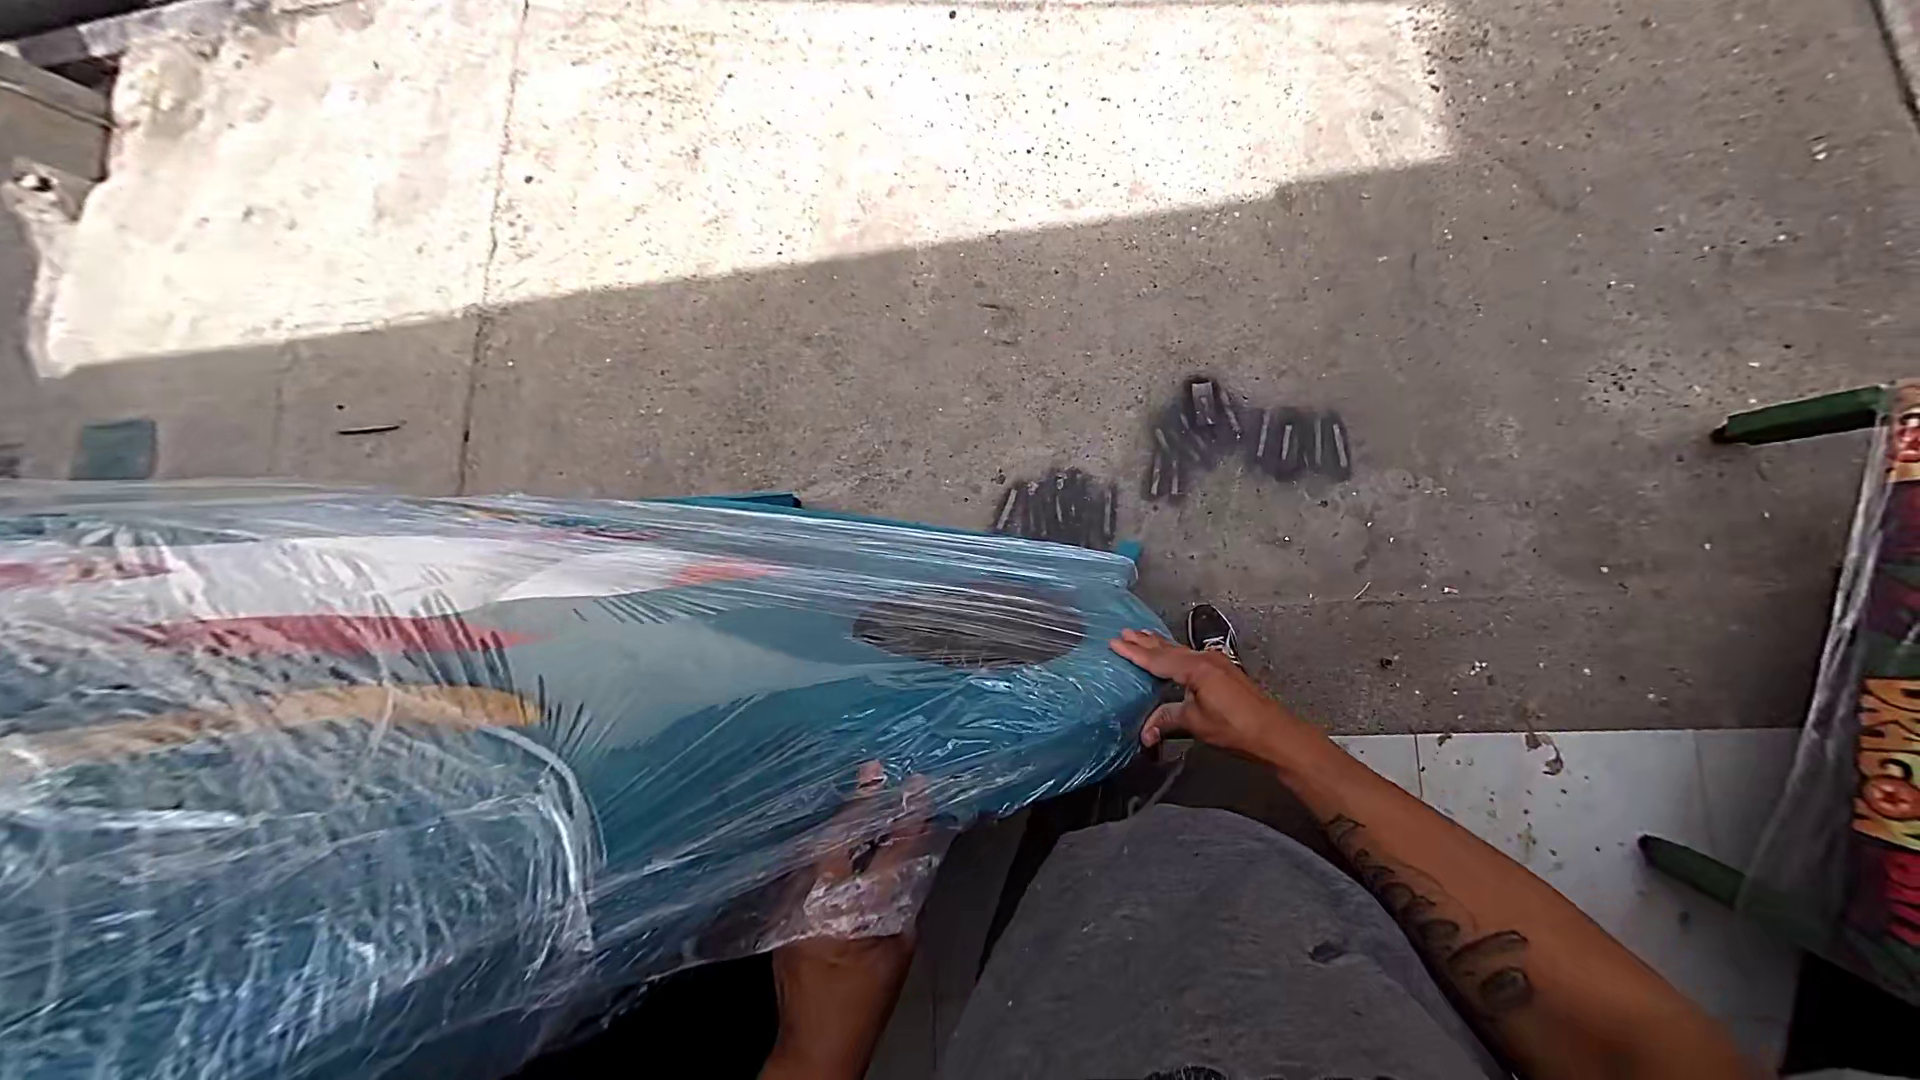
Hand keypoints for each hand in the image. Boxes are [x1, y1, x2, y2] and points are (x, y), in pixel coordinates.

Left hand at [761, 763, 935, 1079]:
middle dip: (859, 802)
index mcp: (857, 916)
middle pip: (840, 839)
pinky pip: (807, 863)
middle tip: (874, 768)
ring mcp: (793, 905)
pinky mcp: (780, 910)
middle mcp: (819, 903)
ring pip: (819, 847)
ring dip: (841, 817)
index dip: (906, 817)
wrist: (816, 1044)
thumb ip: (905, 895)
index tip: (916, 786)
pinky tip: (840, 827)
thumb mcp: (900, 949)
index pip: (890, 854)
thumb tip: (912, 848)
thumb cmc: (868, 998)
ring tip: (861, 785)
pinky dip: (827, 843)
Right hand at [1108, 628, 1317, 763]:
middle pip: (1168, 648)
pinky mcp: (1224, 671)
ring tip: (1142, 635)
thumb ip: (1167, 720)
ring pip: (1180, 650)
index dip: (1134, 652)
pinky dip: (1175, 651)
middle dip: (1145, 641)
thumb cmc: (1236, 728)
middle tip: (1125, 632)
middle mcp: (1205, 659)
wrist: (1276, 734)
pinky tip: (1173, 652)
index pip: (1157, 659)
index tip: (1115, 642)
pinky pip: (1191, 655)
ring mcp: (1217, 663)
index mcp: (1195, 668)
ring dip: (1159, 644)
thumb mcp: (1196, 724)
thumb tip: (1145, 733)